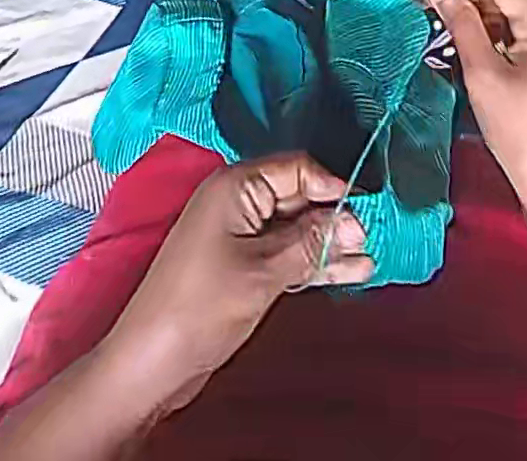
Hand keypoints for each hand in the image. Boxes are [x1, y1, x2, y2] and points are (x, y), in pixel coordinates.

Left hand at [99, 152, 371, 412]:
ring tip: (369, 259)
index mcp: (237, 184)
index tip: (368, 205)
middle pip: (297, 195)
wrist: (153, 358)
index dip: (332, 184)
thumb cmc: (204, 303)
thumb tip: (353, 220)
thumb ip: (310, 242)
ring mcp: (241, 232)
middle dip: (334, 215)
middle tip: (372, 238)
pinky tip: (349, 271)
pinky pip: (286, 251)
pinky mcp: (244, 262)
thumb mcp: (263, 270)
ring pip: (295, 227)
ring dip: (329, 242)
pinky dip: (313, 261)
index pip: (296, 168)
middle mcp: (239, 199)